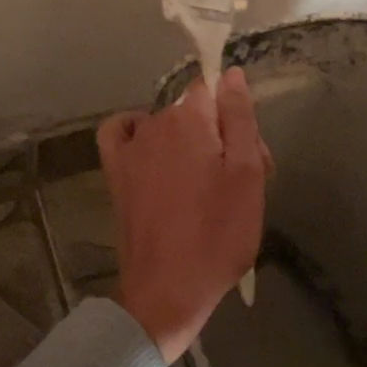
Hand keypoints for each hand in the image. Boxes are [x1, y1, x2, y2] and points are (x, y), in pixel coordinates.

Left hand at [98, 67, 269, 362]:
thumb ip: (240, 118)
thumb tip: (231, 73)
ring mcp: (131, 147)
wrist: (167, 293)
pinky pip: (121, 133)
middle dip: (220, 136)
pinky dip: (137, 135)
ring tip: (209, 193)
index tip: (251, 154)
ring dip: (192, 148)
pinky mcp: (116, 173)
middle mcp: (156, 122)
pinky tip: (154, 157)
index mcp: (190, 118)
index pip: (216, 91)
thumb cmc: (217, 235)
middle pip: (196, 112)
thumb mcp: (247, 175)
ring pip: (169, 127)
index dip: (237, 117)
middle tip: (241, 186)